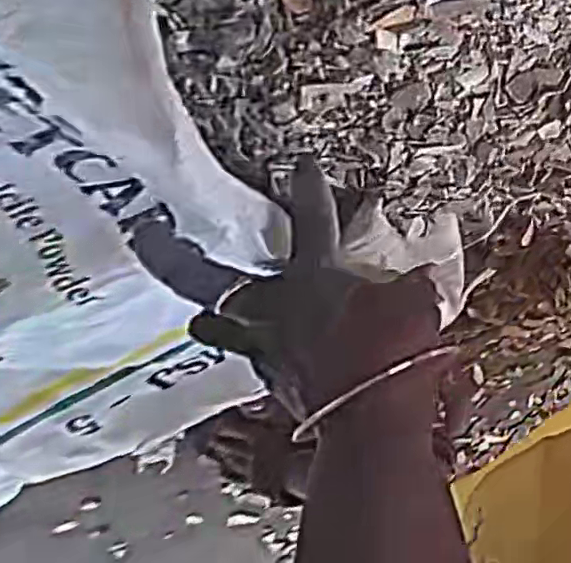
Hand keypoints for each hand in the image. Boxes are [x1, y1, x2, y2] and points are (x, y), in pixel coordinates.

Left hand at [130, 158, 447, 424]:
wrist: (373, 406)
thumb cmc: (396, 338)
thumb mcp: (417, 297)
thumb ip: (410, 282)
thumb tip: (421, 274)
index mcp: (315, 279)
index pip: (313, 222)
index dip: (308, 191)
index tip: (300, 164)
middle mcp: (278, 308)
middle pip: (213, 281)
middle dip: (176, 257)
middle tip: (148, 233)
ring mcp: (266, 345)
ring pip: (218, 324)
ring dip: (215, 313)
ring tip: (213, 309)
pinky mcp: (271, 376)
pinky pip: (252, 351)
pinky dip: (258, 343)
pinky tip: (275, 343)